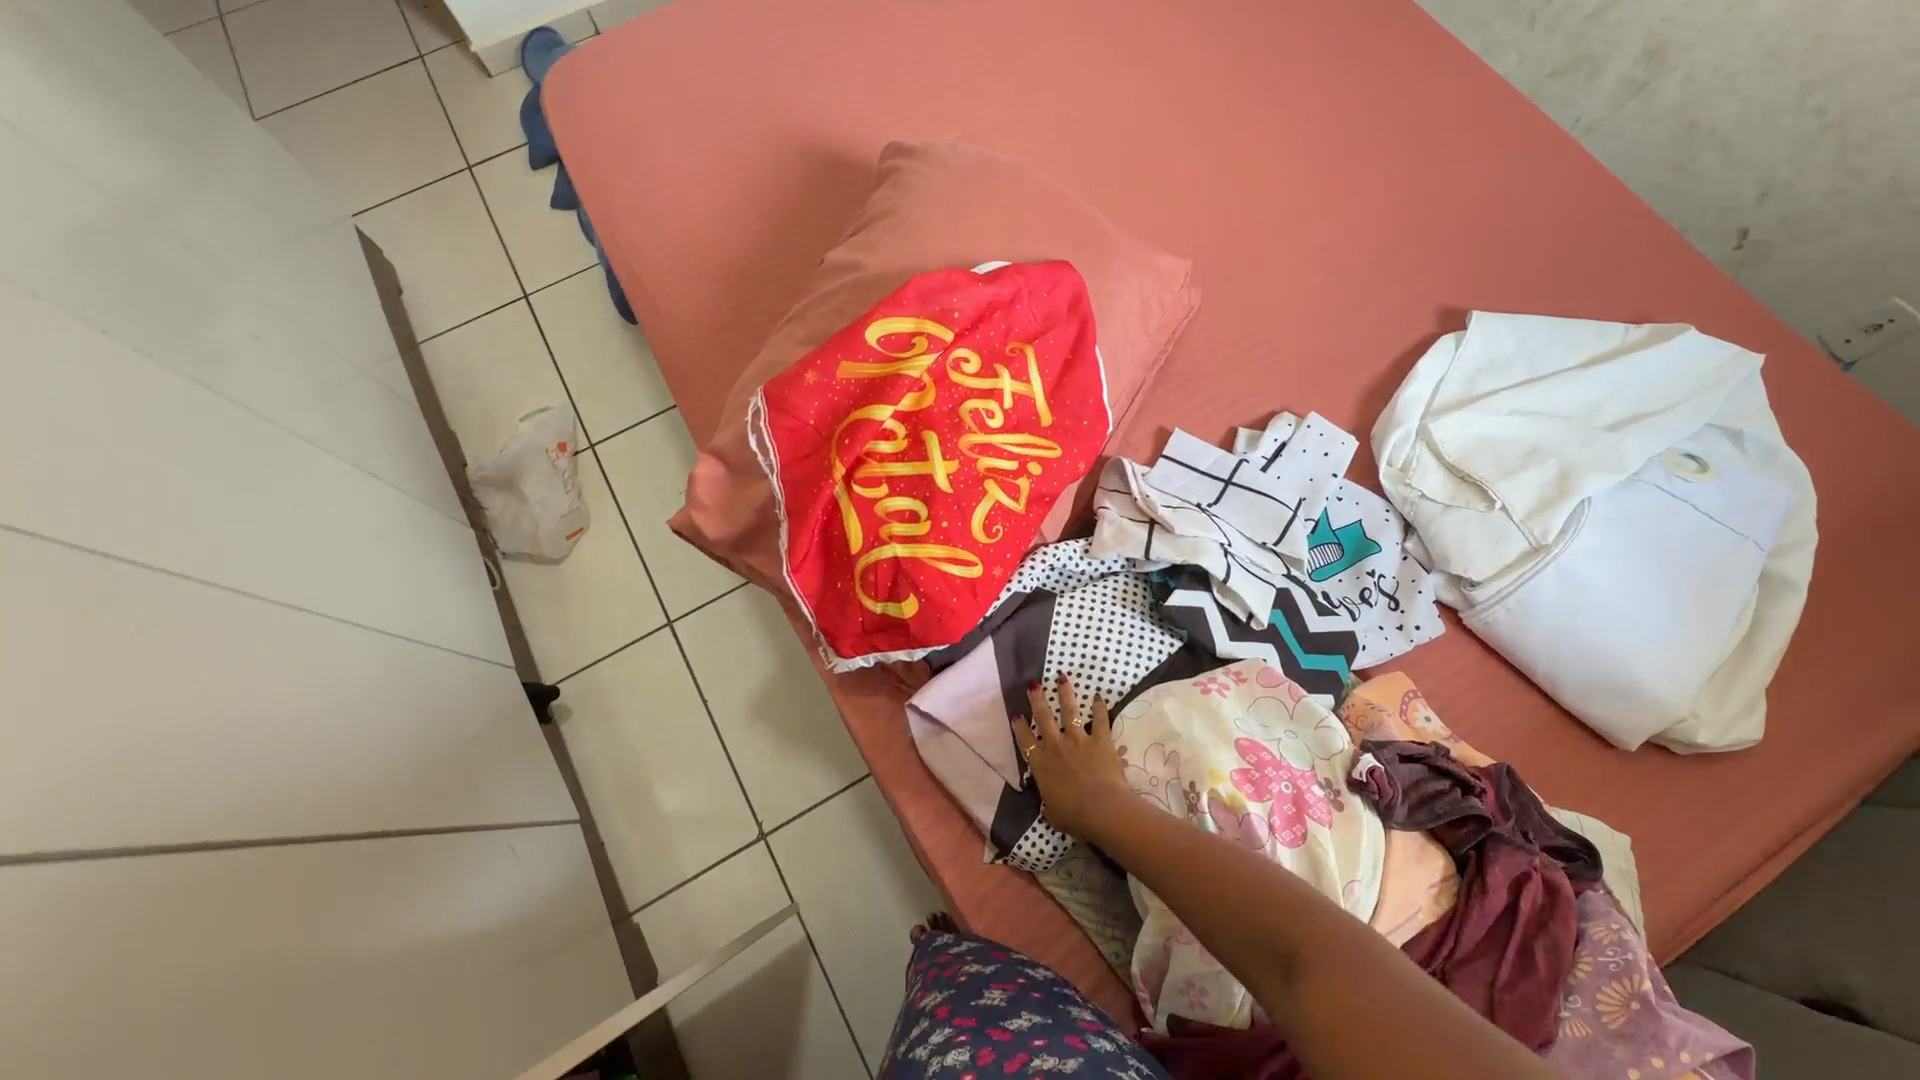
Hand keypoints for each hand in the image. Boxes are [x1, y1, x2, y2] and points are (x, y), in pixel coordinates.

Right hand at [1013, 677, 1132, 839]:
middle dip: (1037, 699)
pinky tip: (1099, 697)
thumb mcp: (1052, 813)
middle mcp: (1056, 746)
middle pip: (1043, 717)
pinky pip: (1101, 720)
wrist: (1100, 808)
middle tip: (1033, 685)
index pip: (1024, 740)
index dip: (1019, 726)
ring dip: (1065, 693)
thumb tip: (1049, 805)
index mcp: (1040, 764)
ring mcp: (1078, 740)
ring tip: (1062, 678)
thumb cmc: (1073, 815)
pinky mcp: (1100, 740)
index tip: (1016, 715)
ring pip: (1070, 711)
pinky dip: (1100, 708)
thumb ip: (1049, 803)